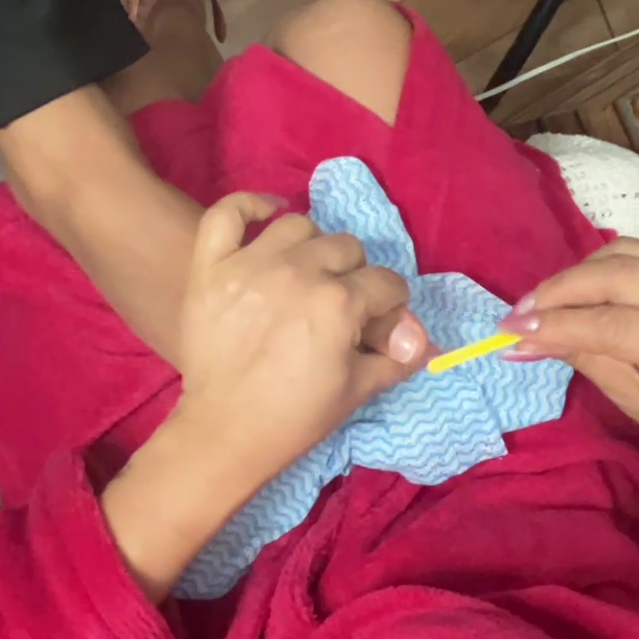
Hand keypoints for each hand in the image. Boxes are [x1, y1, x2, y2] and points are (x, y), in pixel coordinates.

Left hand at [173, 192, 427, 490]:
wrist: (225, 432)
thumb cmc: (296, 417)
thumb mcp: (357, 390)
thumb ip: (397, 357)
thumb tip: (427, 340)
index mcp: (338, 303)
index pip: (386, 283)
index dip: (389, 305)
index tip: (378, 323)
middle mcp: (298, 272)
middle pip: (346, 247)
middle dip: (354, 274)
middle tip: (339, 304)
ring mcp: (250, 264)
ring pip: (298, 225)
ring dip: (311, 246)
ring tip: (306, 273)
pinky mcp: (211, 267)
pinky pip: (228, 213)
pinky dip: (249, 206)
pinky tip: (267, 214)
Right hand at [501, 239, 638, 464]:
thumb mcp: (626, 395)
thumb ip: (579, 356)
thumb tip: (518, 339)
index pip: (614, 325)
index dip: (557, 323)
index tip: (510, 330)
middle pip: (618, 276)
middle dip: (559, 290)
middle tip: (518, 312)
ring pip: (622, 254)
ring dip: (573, 275)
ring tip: (541, 302)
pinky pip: (632, 250)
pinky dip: (594, 266)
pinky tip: (574, 289)